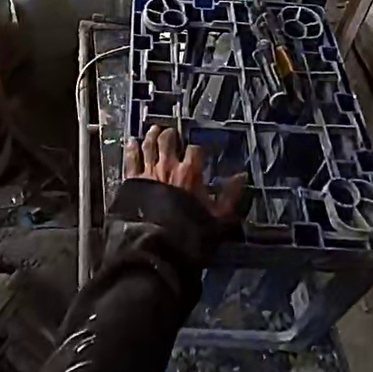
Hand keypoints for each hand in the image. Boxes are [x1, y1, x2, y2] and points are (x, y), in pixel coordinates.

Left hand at [123, 126, 247, 221]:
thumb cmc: (189, 231)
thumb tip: (241, 177)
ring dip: (152, 135)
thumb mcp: (218, 216)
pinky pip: (131, 159)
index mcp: (189, 172)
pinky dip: (131, 149)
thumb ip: (230, 195)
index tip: (199, 149)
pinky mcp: (132, 180)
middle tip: (172, 132)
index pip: (194, 150)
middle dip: (171, 134)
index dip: (197, 147)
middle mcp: (168, 166)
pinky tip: (131, 142)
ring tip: (154, 129)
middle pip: (168, 140)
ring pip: (149, 145)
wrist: (158, 242)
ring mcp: (148, 171)